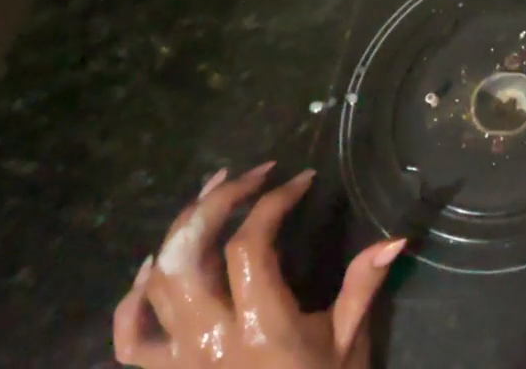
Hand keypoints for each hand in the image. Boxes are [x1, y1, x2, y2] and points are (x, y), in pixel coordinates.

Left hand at [111, 162, 405, 367]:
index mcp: (260, 325)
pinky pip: (130, 339)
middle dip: (217, 203)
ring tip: (210, 196)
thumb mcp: (348, 339)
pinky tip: (153, 267)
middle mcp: (209, 338)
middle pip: (188, 256)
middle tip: (250, 174)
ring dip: (179, 231)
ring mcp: (178, 360)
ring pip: (156, 285)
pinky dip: (133, 300)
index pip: (249, 247)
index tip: (300, 180)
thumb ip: (363, 286)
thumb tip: (396, 238)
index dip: (272, 203)